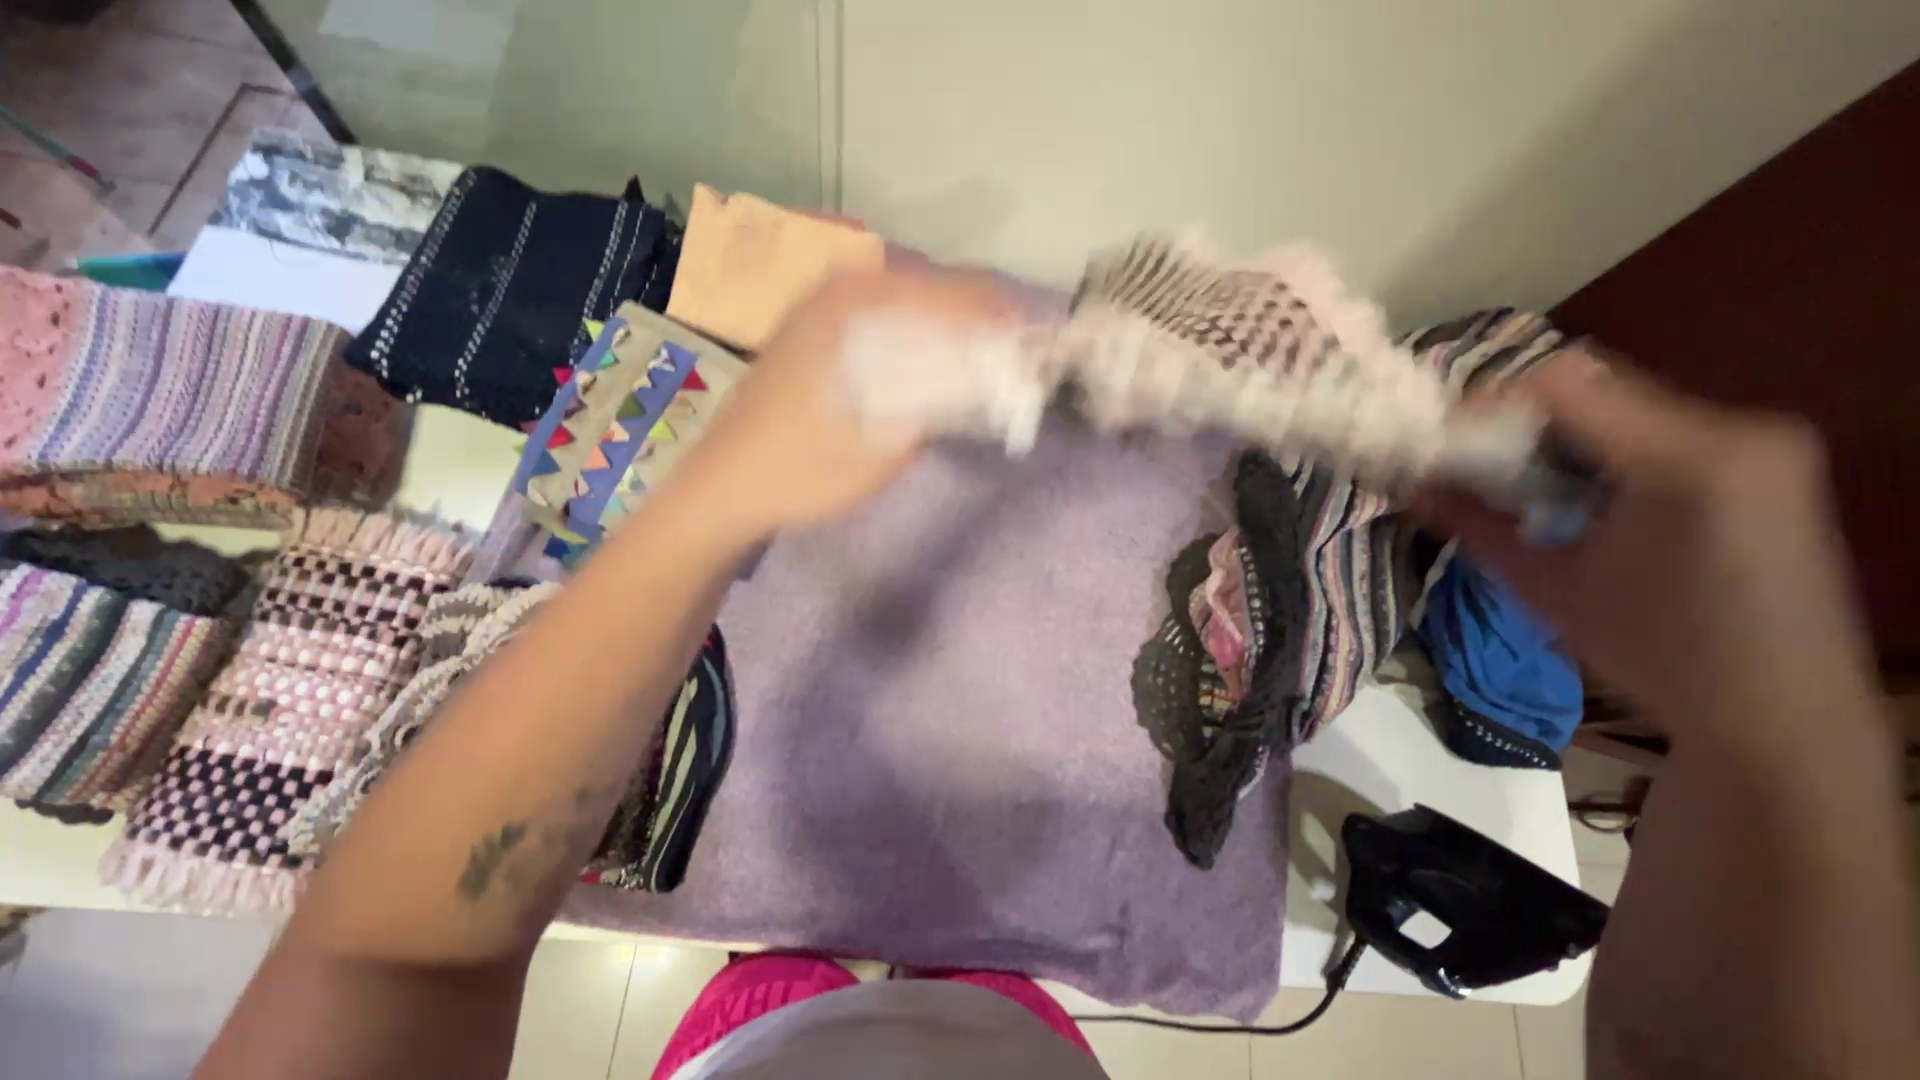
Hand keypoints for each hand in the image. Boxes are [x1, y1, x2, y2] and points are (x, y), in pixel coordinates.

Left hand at [655, 266, 1020, 542]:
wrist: (721, 487)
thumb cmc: (797, 473)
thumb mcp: (881, 450)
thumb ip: (938, 407)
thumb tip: (990, 381)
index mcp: (852, 307)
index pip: (948, 295)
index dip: (998, 319)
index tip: (1033, 345)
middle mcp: (835, 290)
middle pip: (930, 286)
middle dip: (977, 316)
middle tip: (1012, 353)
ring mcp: (819, 306)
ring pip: (906, 296)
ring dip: (947, 322)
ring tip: (980, 357)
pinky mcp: (812, 328)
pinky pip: (880, 312)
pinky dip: (915, 330)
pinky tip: (928, 361)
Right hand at [1416, 350, 1880, 748]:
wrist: (1783, 716)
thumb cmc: (1658, 659)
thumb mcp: (1548, 589)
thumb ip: (1476, 526)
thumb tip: (1410, 486)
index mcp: (1687, 460)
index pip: (1561, 387)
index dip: (1485, 405)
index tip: (1437, 444)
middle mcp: (1736, 427)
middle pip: (1591, 386)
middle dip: (1514, 419)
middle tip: (1464, 461)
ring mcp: (1761, 439)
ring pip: (1620, 401)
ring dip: (1553, 432)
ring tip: (1509, 478)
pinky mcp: (1765, 458)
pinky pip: (1655, 425)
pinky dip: (1596, 446)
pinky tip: (1570, 490)